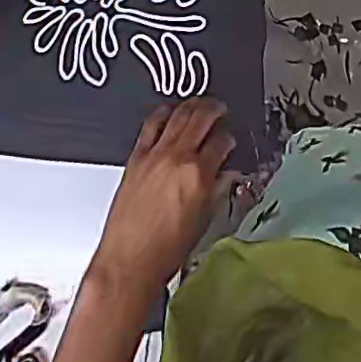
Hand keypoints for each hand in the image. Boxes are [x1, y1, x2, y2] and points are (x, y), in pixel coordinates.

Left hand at [86, 99, 236, 295]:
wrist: (130, 259)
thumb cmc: (164, 249)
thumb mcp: (202, 221)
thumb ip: (216, 191)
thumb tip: (225, 176)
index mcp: (198, 175)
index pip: (221, 143)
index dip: (229, 138)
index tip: (230, 138)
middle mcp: (177, 158)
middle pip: (200, 119)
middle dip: (214, 109)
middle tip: (220, 107)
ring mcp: (155, 154)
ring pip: (178, 116)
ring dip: (192, 105)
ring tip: (200, 102)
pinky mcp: (137, 157)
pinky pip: (150, 125)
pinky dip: (162, 113)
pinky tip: (168, 109)